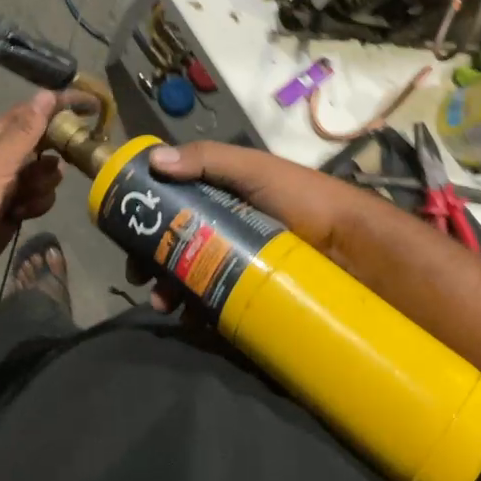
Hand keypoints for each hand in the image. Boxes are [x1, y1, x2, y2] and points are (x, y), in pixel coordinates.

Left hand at [0, 92, 63, 278]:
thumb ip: (24, 131)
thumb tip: (47, 94)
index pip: (35, 111)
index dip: (62, 105)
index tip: (92, 106)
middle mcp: (5, 154)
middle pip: (46, 142)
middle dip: (56, 153)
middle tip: (66, 159)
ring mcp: (12, 181)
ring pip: (48, 172)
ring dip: (43, 184)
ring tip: (25, 197)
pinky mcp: (18, 205)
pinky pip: (43, 196)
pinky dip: (37, 203)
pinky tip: (22, 214)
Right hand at [128, 141, 380, 310]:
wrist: (353, 248)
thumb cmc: (301, 198)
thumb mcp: (253, 168)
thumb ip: (207, 159)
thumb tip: (154, 162)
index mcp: (221, 200)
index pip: (172, 209)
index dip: (147, 221)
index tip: (127, 236)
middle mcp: (225, 232)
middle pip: (175, 247)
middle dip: (152, 263)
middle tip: (140, 279)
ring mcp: (238, 267)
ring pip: (190, 280)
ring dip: (169, 292)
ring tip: (165, 305)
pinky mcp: (252, 298)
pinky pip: (215, 307)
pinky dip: (196, 314)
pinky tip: (188, 320)